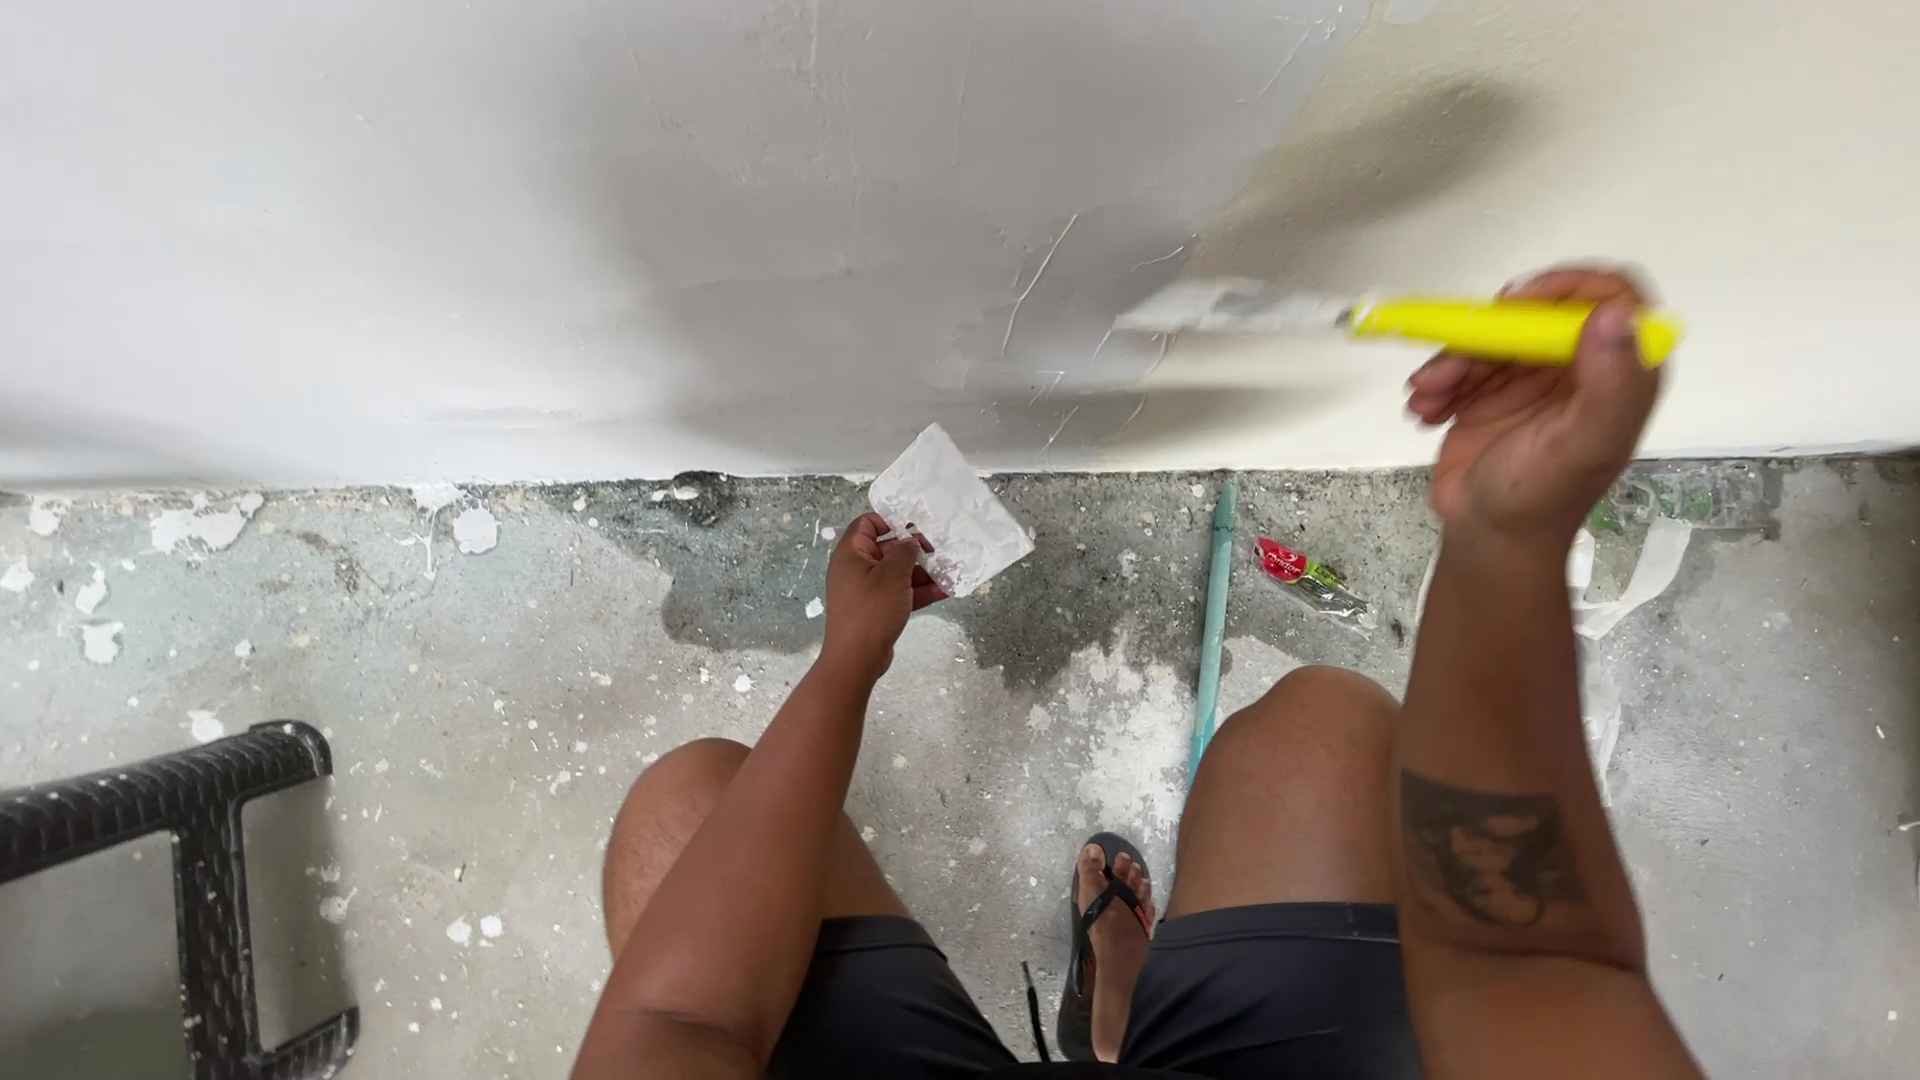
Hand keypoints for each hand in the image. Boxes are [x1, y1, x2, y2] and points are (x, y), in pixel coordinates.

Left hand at [820, 513, 944, 677]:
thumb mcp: (892, 575)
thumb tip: (910, 542)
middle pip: (886, 549)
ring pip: (897, 573)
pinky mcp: (877, 609)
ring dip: (921, 572)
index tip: (915, 524)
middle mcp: (856, 569)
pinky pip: (899, 594)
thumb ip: (905, 552)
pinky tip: (944, 590)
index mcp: (851, 553)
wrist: (856, 658)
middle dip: (913, 549)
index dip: (889, 519)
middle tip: (939, 548)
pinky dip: (918, 591)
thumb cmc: (871, 609)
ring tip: (948, 569)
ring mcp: (867, 591)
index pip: (866, 524)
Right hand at [1405, 266, 1663, 545]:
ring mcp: (1527, 382)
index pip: (1608, 298)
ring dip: (1447, 366)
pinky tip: (1424, 412)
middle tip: (1447, 367)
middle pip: (1528, 320)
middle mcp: (1574, 368)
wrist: (1487, 536)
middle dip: (1480, 339)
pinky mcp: (1486, 397)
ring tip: (1425, 399)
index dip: (1564, 288)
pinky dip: (1434, 386)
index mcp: (1615, 371)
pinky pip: (1457, 369)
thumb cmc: (1540, 495)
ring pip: (1486, 343)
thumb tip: (1613, 316)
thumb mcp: (1583, 442)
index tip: (1513, 303)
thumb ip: (1610, 382)